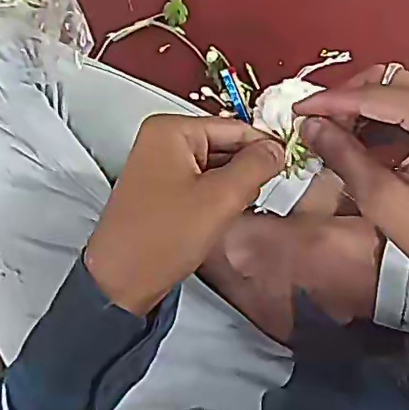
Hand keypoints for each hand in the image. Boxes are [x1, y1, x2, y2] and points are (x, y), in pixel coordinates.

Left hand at [85, 115, 284, 314]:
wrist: (121, 283)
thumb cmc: (158, 240)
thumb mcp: (220, 198)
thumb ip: (255, 166)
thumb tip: (276, 149)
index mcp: (170, 131)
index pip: (234, 126)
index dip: (264, 146)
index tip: (287, 162)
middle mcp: (162, 141)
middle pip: (225, 144)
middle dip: (247, 168)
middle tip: (261, 191)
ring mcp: (161, 165)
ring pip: (217, 165)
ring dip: (234, 185)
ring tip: (237, 207)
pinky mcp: (163, 188)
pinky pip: (203, 181)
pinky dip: (219, 196)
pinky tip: (224, 214)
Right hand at [295, 66, 408, 300]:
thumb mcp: (384, 199)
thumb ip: (343, 155)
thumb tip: (310, 125)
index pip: (374, 93)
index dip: (329, 101)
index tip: (296, 111)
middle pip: (388, 81)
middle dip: (348, 100)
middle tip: (316, 125)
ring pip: (400, 92)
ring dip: (366, 109)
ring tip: (334, 136)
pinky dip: (386, 121)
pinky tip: (363, 143)